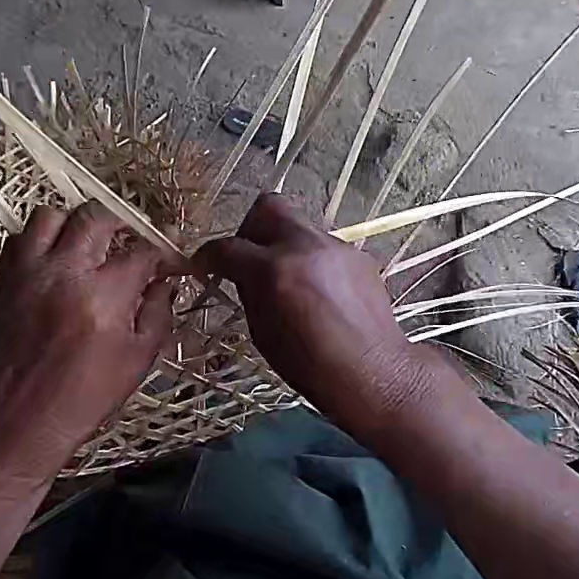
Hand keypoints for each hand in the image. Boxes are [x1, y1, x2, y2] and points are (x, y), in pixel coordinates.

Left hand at [0, 202, 176, 478]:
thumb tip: (165, 283)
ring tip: (91, 244)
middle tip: (132, 242)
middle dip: (123, 224)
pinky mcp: (3, 281)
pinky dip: (42, 239)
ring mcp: (28, 273)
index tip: (172, 259)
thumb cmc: (83, 398)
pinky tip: (57, 259)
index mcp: (105, 295)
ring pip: (51, 216)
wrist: (12, 422)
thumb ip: (157, 313)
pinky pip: (21, 239)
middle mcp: (65, 273)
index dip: (164, 250)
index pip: (143, 251)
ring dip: (77, 223)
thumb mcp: (138, 361)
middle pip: (96, 218)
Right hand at [193, 193, 444, 429]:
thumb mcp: (263, 332)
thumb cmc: (310, 365)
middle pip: (269, 206)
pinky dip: (313, 260)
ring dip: (285, 244)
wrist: (371, 371)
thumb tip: (241, 273)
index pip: (229, 247)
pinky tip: (320, 291)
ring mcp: (336, 246)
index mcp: (274, 269)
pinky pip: (325, 246)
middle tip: (250, 256)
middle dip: (251, 228)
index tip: (206, 264)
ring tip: (290, 278)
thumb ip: (249, 291)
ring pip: (300, 225)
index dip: (210, 256)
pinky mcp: (358, 254)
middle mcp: (305, 246)